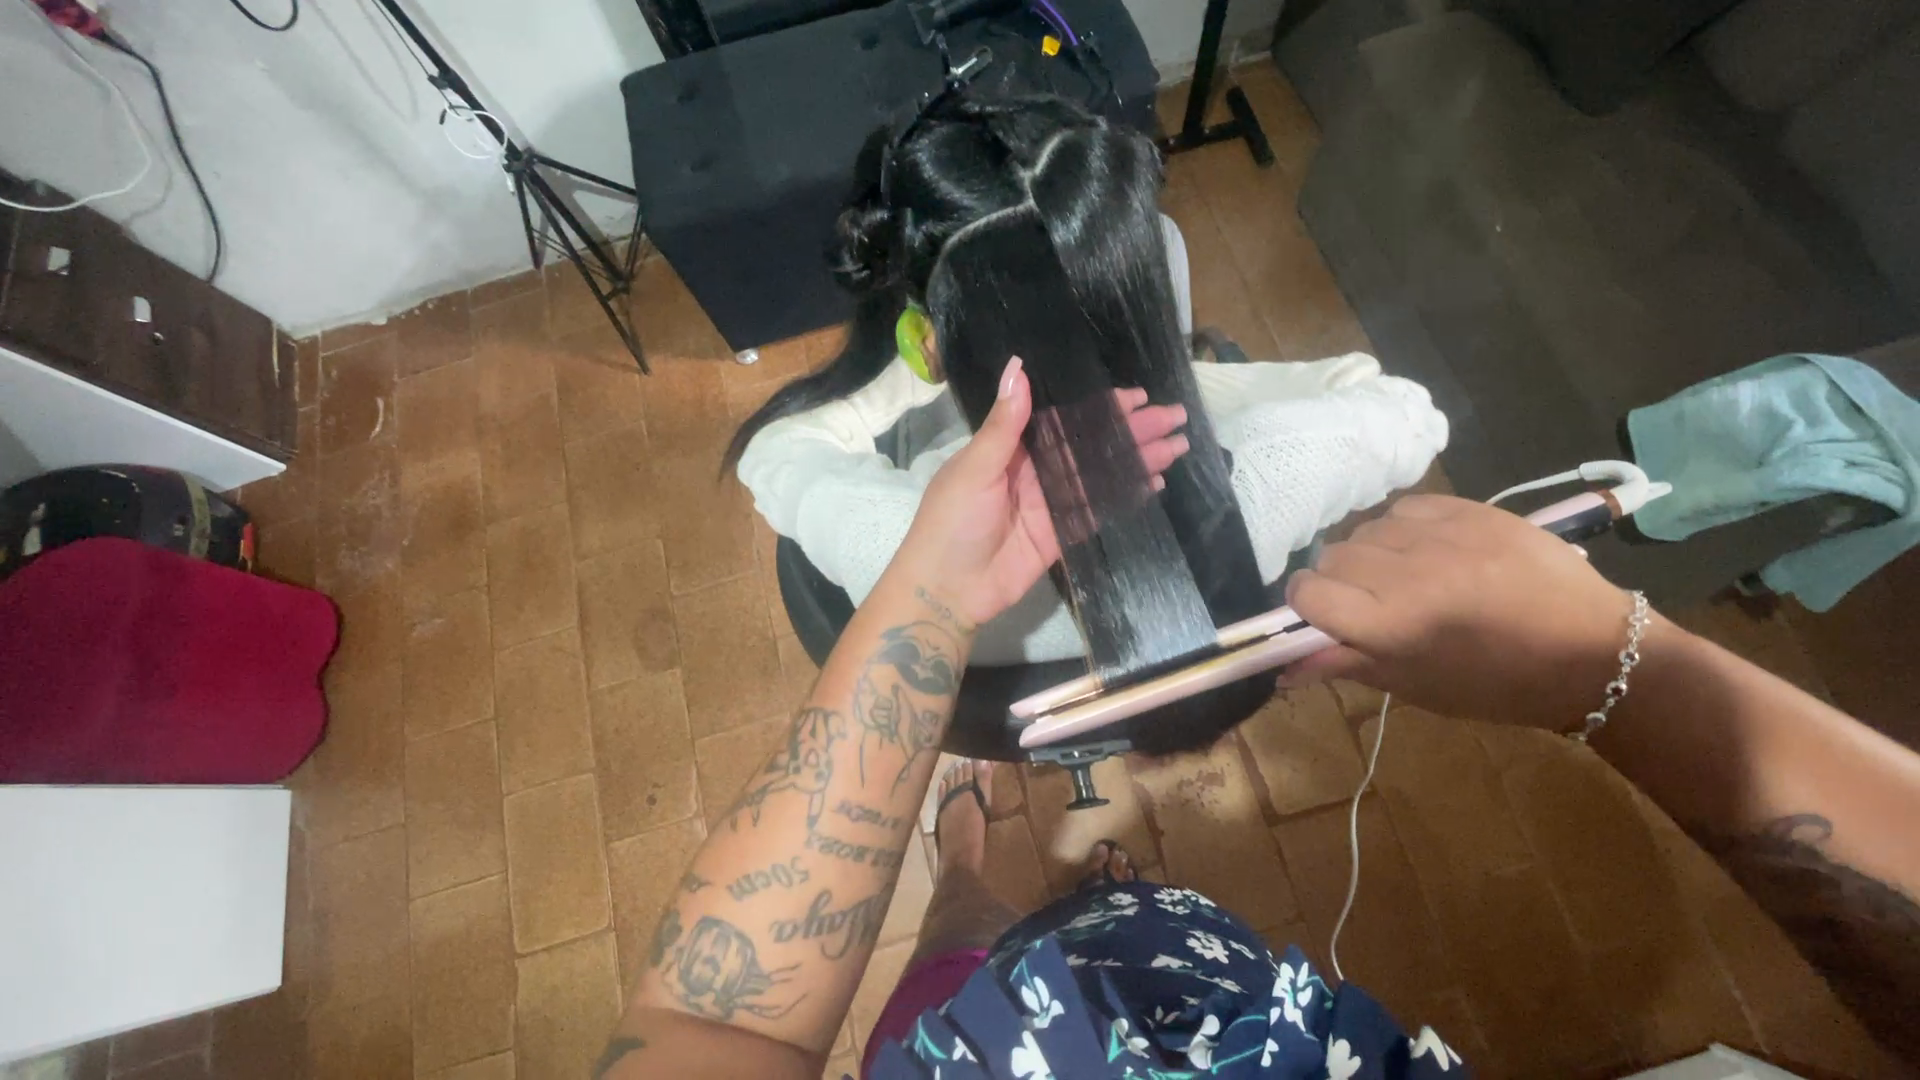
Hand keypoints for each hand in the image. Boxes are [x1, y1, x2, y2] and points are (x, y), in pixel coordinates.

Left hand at [891, 356, 1190, 627]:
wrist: (946, 588)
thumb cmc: (952, 522)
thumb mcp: (975, 468)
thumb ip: (1004, 423)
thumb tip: (1017, 366)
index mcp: (1010, 448)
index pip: (1064, 420)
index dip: (1101, 408)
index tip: (1136, 396)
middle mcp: (1034, 471)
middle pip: (1091, 445)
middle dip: (1132, 431)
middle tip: (1175, 418)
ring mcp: (1050, 504)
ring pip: (1101, 475)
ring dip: (1137, 460)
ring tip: (1177, 446)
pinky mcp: (1060, 535)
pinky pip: (1098, 509)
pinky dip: (1125, 496)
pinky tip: (1154, 481)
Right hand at [1283, 495, 1641, 729]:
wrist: (1597, 653)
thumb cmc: (1496, 684)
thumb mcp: (1414, 685)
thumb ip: (1344, 664)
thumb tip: (1282, 667)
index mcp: (1394, 624)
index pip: (1306, 593)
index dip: (1307, 605)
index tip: (1327, 617)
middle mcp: (1410, 572)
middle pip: (1331, 558)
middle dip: (1339, 581)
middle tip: (1374, 602)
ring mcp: (1443, 535)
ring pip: (1364, 530)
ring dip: (1371, 553)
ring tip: (1407, 574)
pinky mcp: (1471, 510)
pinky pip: (1403, 507)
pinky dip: (1403, 528)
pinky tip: (1430, 550)